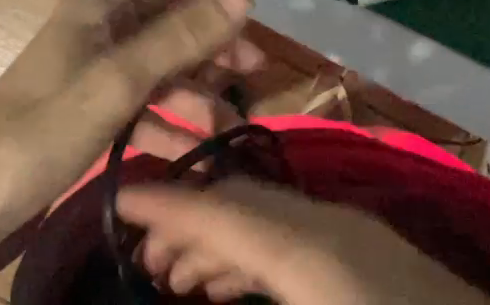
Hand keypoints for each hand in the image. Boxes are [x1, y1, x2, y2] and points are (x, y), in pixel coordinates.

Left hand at [0, 0, 259, 304]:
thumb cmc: (42, 133)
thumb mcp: (118, 83)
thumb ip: (181, 37)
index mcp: (98, 8)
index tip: (261, 25)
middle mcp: (96, 30)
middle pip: (169, 27)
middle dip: (212, 50)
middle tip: (255, 76)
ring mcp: (89, 72)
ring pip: (158, 70)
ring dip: (195, 93)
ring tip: (230, 125)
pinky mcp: (86, 112)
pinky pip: (140, 105)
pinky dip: (168, 121)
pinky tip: (193, 148)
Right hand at [118, 178, 489, 304]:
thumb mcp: (305, 293)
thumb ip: (245, 275)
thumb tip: (196, 275)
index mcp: (314, 248)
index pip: (225, 211)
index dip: (168, 204)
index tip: (117, 196)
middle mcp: (332, 225)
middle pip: (244, 206)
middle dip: (187, 222)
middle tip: (136, 253)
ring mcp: (356, 238)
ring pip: (269, 220)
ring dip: (218, 241)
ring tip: (172, 276)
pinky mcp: (372, 258)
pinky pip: (296, 241)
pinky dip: (254, 255)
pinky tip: (234, 284)